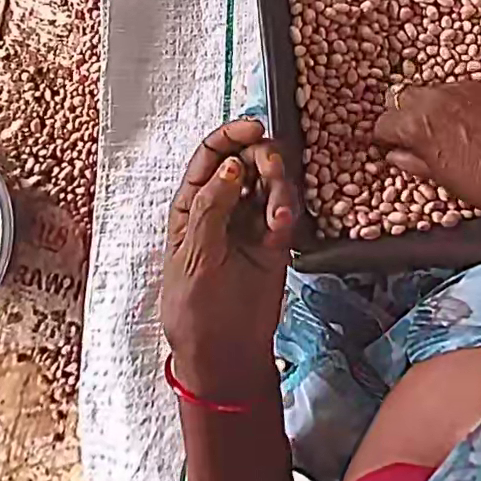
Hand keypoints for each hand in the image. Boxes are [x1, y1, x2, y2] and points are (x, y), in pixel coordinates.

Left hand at [159, 119, 299, 399]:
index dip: (231, 135)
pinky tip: (282, 226)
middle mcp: (224, 203)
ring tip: (278, 213)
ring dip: (278, 185)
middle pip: (246, 160)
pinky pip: (285, 209)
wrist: (224, 352)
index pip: (211, 154)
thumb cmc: (193, 306)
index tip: (255, 128)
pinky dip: (287, 210)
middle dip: (261, 157)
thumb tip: (231, 165)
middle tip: (272, 170)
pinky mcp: (275, 237)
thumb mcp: (192, 256)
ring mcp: (250, 219)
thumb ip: (212, 208)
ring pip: (270, 181)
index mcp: (193, 201)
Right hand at [372, 82, 480, 211]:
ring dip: (424, 106)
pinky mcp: (475, 86)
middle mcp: (430, 100)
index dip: (385, 137)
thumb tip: (396, 155)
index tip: (392, 145)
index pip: (383, 123)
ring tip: (437, 126)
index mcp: (416, 125)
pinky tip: (461, 120)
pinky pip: (450, 89)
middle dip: (401, 115)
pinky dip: (449, 101)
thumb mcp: (440, 178)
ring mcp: (454, 90)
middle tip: (412, 135)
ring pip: (424, 91)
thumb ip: (412, 162)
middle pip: (399, 98)